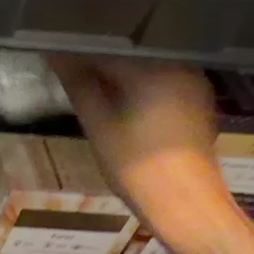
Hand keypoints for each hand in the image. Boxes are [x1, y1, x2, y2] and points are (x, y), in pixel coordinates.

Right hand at [50, 57, 231, 227]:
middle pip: (130, 52)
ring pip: (146, 66)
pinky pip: (162, 81)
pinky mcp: (197, 103)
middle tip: (70, 68)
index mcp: (154, 67)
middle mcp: (180, 67)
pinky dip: (139, 84)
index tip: (55, 54)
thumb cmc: (136, 165)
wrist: (186, 206)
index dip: (78, 50)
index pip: (107, 46)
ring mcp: (194, 85)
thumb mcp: (97, 123)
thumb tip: (56, 54)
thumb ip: (77, 83)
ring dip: (119, 71)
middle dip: (99, 58)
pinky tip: (121, 98)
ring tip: (91, 81)